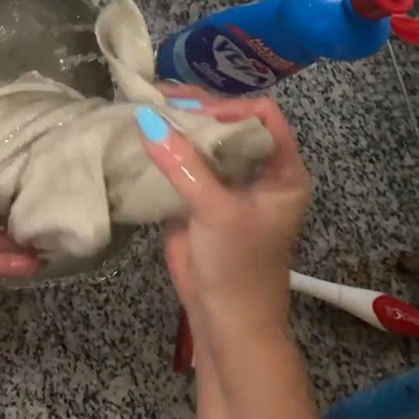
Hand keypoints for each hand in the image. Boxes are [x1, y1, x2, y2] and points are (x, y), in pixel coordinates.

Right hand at [140, 87, 312, 335]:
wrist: (225, 320)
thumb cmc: (238, 266)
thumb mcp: (215, 210)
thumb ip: (182, 163)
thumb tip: (145, 118)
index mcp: (281, 171)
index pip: (262, 116)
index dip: (228, 107)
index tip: (191, 113)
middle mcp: (256, 170)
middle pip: (228, 121)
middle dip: (194, 108)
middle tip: (157, 98)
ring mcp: (226, 182)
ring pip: (202, 138)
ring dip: (174, 124)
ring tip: (141, 109)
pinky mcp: (197, 195)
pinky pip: (181, 160)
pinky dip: (161, 145)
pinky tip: (136, 134)